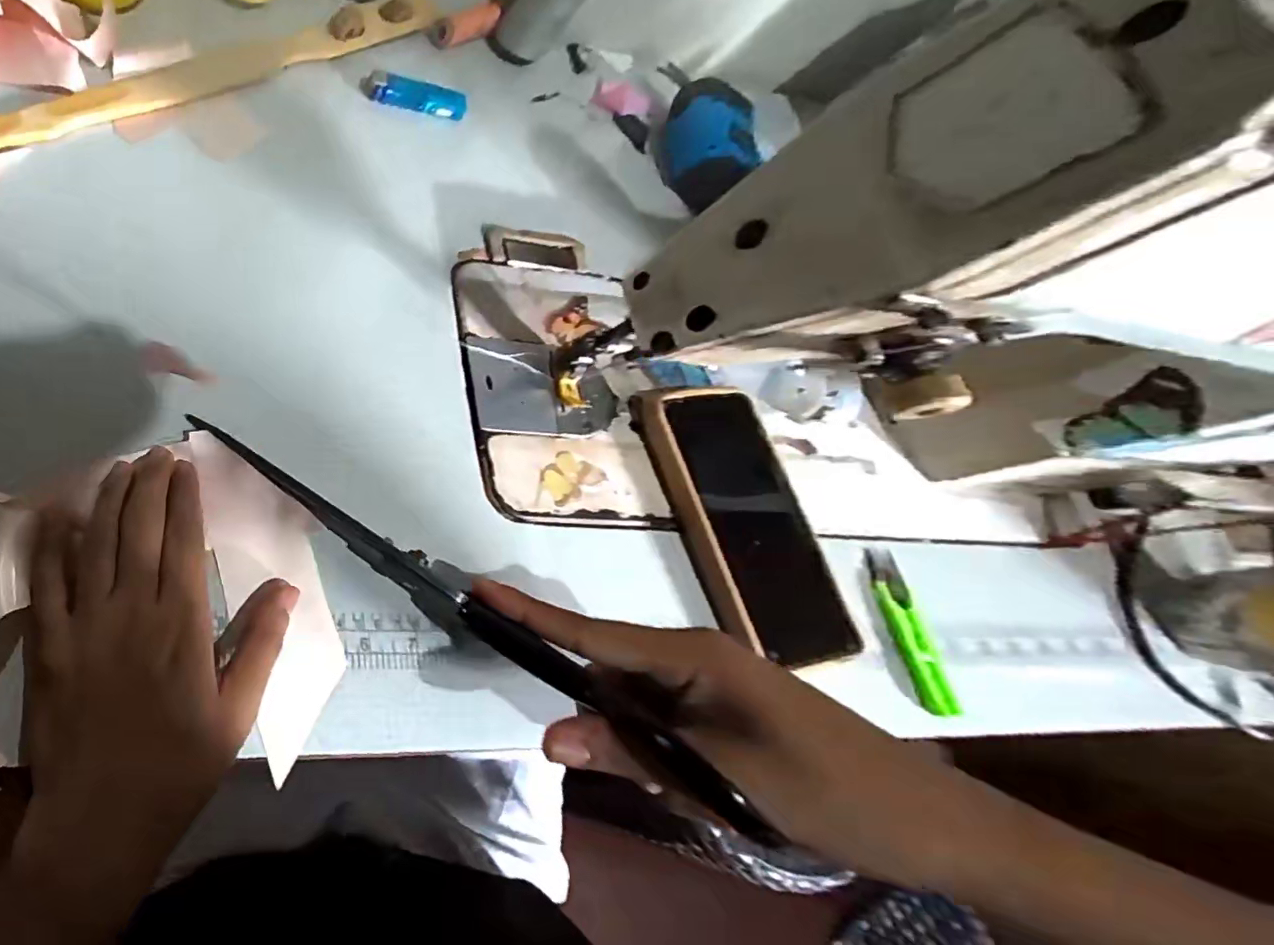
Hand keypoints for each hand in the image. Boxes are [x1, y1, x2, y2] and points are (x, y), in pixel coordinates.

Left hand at [24, 447, 294, 842]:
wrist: (101, 818)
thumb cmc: (179, 762)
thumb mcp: (237, 710)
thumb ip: (261, 643)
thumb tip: (287, 587)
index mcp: (181, 622)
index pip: (184, 540)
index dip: (184, 498)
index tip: (185, 467)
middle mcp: (132, 609)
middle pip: (140, 529)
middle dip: (150, 483)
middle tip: (156, 454)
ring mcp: (84, 623)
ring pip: (97, 542)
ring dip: (109, 499)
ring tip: (120, 468)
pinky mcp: (48, 643)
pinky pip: (46, 581)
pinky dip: (51, 543)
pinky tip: (60, 514)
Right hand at [472, 578, 1011, 888]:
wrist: (930, 822)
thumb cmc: (826, 787)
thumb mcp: (721, 777)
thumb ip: (631, 751)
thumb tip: (549, 735)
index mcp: (689, 654)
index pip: (591, 633)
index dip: (532, 614)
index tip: (481, 587)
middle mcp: (690, 656)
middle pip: (608, 673)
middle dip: (595, 714)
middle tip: (611, 761)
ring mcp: (705, 681)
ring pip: (634, 703)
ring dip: (634, 743)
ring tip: (689, 790)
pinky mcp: (717, 707)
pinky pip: (660, 720)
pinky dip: (657, 751)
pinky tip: (693, 785)